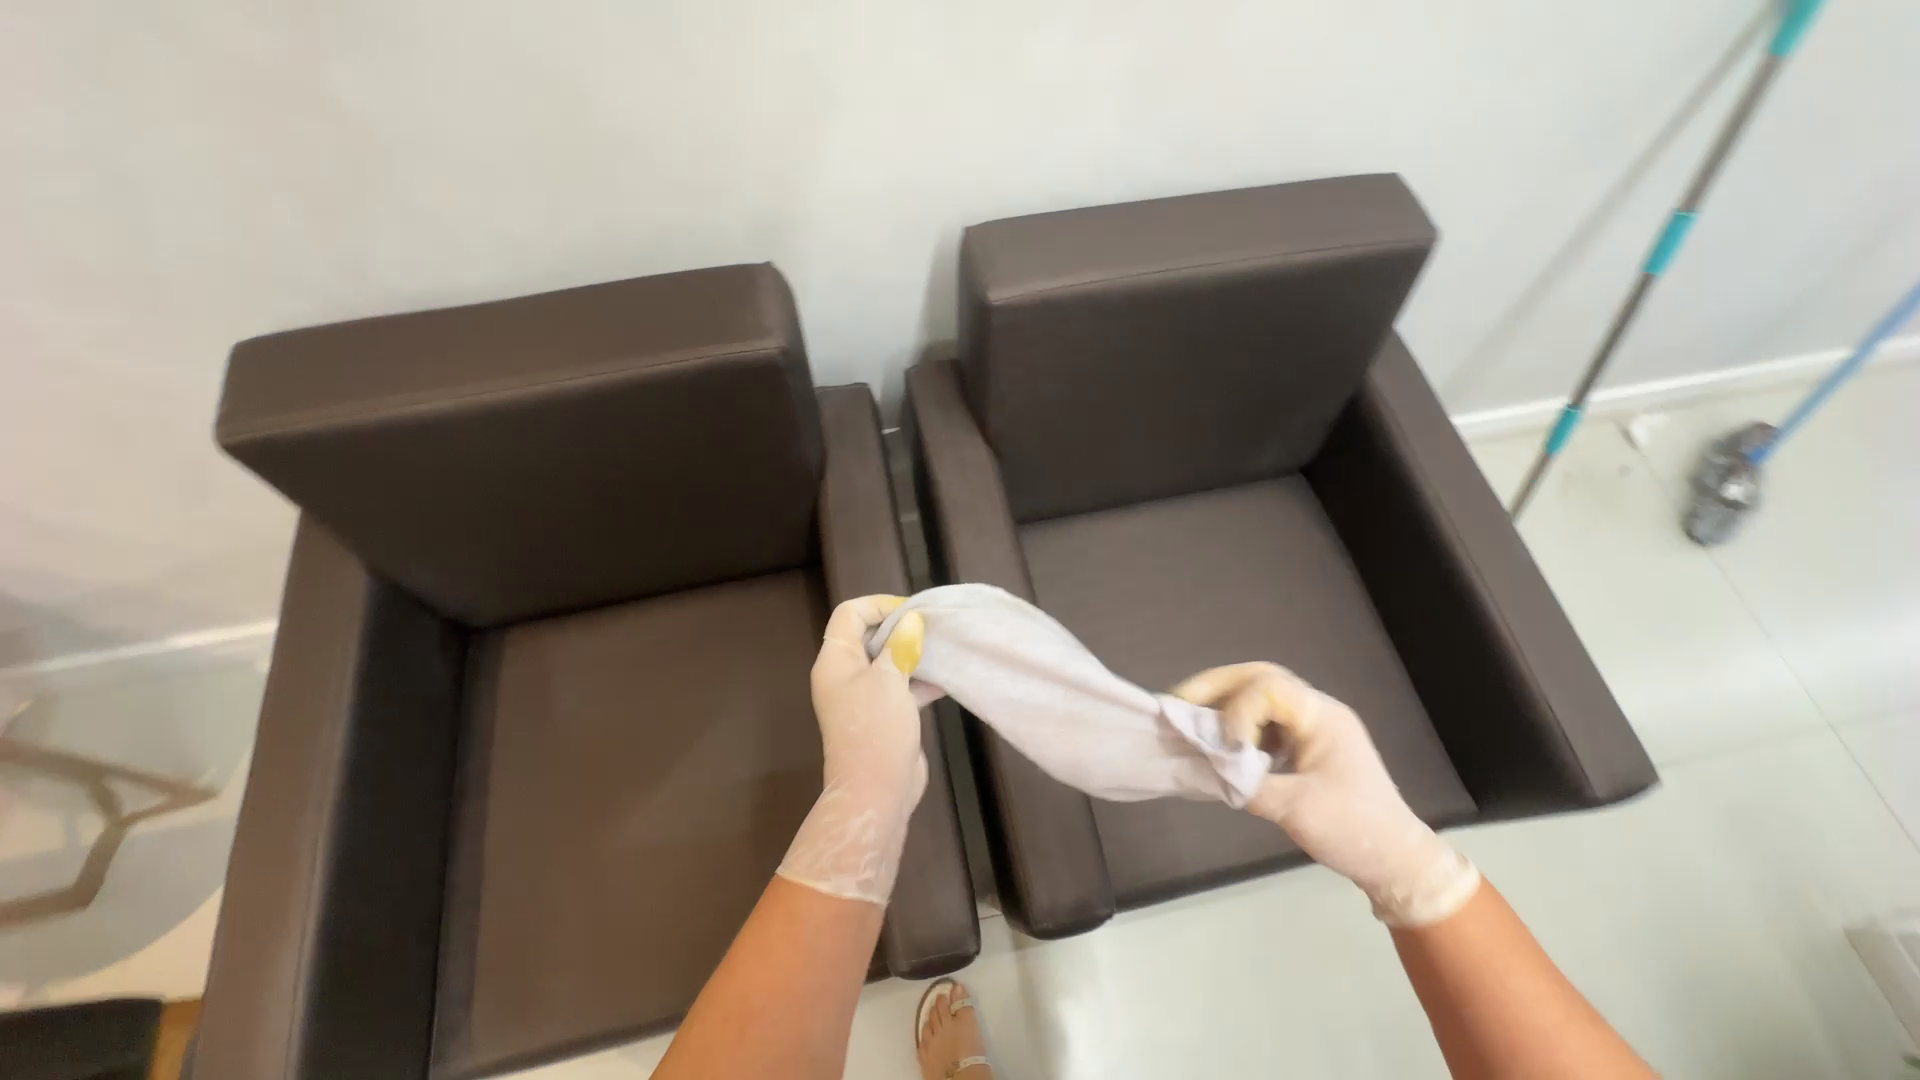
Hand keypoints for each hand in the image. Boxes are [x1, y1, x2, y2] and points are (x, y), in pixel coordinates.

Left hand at [776, 595, 928, 904]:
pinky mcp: (884, 716)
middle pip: (869, 636)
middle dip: (900, 628)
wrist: (876, 791)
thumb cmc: (875, 728)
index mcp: (835, 661)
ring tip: (943, 647)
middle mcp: (845, 675)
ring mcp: (864, 697)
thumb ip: (899, 645)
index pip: (849, 615)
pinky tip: (947, 678)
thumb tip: (911, 621)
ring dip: (913, 653)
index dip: (878, 605)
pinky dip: (920, 680)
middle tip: (932, 626)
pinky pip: (901, 687)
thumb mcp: (888, 679)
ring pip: (888, 662)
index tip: (911, 612)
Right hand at [1174, 662, 1478, 926]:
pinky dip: (1235, 724)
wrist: (1395, 861)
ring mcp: (1311, 726)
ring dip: (1223, 702)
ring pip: (1258, 694)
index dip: (1237, 710)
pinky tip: (1219, 743)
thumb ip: (1246, 783)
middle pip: (1259, 677)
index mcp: (1323, 717)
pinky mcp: (1304, 745)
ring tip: (1190, 717)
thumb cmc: (1354, 831)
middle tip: (1178, 701)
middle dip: (1216, 686)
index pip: (1268, 687)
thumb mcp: (1297, 810)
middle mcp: (1316, 711)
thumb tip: (1204, 767)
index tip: (1225, 748)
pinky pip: (1263, 720)